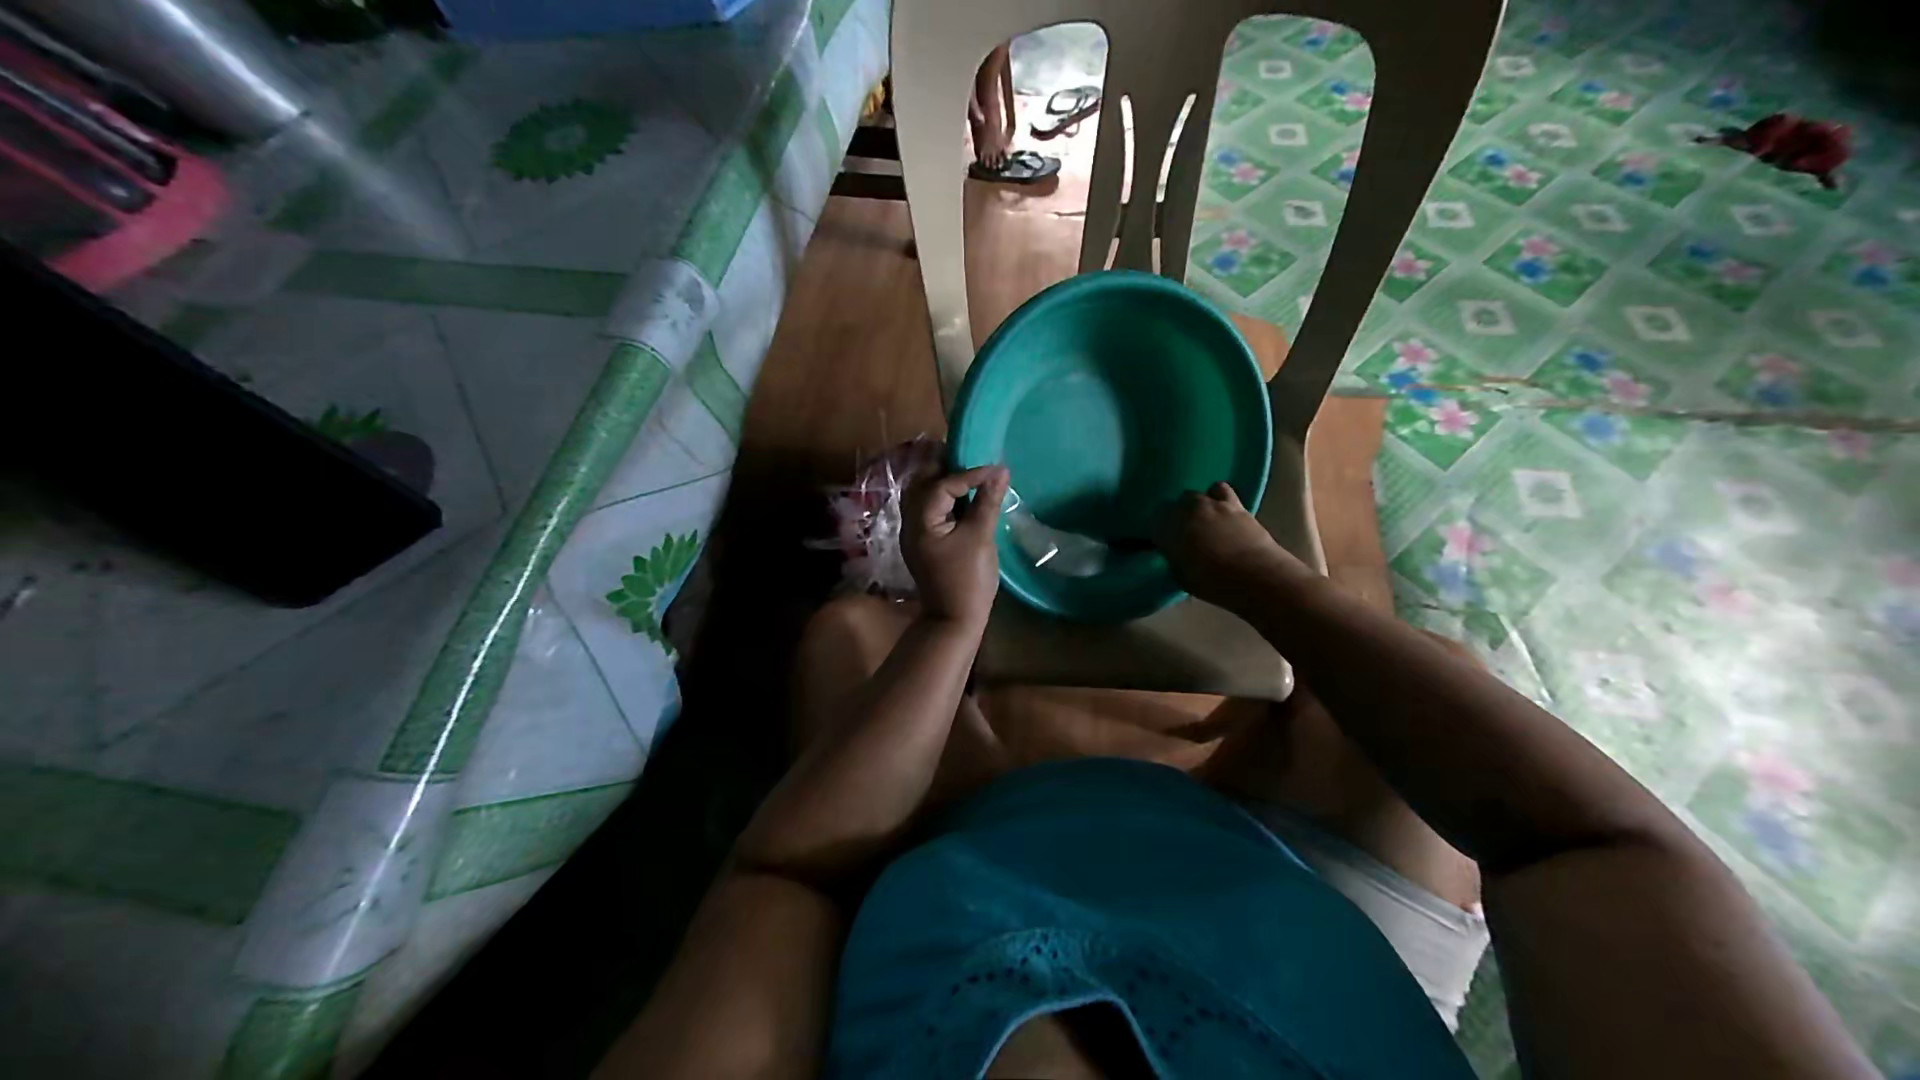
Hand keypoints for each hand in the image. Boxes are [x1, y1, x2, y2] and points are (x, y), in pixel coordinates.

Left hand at [903, 465, 1009, 627]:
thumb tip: (1000, 471)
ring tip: (972, 476)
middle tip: (975, 460)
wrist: (954, 620)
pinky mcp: (923, 541)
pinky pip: (929, 509)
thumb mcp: (980, 537)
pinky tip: (965, 498)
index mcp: (920, 521)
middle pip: (922, 482)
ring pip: (923, 495)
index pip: (941, 484)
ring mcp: (914, 532)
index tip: (996, 470)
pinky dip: (945, 498)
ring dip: (945, 482)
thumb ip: (987, 501)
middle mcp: (910, 522)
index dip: (969, 473)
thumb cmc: (968, 579)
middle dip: (947, 468)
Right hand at [1153, 482, 1306, 608]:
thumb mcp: (1182, 575)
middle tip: (1185, 532)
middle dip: (1178, 515)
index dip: (1160, 530)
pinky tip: (1224, 512)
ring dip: (1198, 504)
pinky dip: (1219, 498)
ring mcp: (1211, 504)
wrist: (1254, 575)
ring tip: (1205, 519)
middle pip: (1175, 504)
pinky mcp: (1235, 503)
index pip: (1155, 520)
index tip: (1164, 541)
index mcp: (1167, 528)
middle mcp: (1185, 510)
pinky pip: (1221, 491)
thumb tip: (1176, 551)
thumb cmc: (1212, 582)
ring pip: (1197, 495)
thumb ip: (1175, 556)